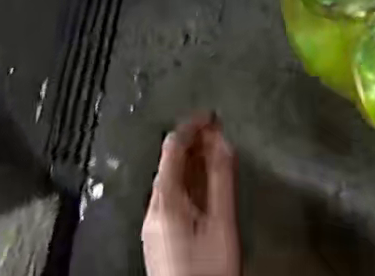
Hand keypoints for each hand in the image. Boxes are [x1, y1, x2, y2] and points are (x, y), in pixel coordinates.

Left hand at [143, 113, 238, 275]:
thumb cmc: (208, 270)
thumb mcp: (222, 222)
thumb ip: (221, 177)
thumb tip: (222, 139)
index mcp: (163, 199)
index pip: (173, 146)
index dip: (193, 124)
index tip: (213, 115)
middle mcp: (152, 208)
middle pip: (170, 161)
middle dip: (195, 142)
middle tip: (219, 132)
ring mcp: (153, 225)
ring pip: (171, 179)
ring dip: (193, 161)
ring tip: (217, 153)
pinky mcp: (159, 238)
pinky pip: (171, 197)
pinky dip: (189, 181)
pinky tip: (206, 184)